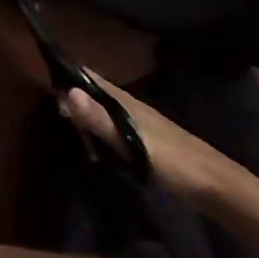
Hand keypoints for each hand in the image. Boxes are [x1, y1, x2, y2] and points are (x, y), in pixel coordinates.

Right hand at [59, 72, 239, 203]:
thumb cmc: (172, 160)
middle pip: (96, 93)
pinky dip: (98, 129)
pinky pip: (113, 127)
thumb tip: (68, 91)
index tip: (45, 72)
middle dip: (73, 93)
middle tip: (48, 102)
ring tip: (63, 119)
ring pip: (105, 110)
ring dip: (85, 111)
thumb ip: (100, 120)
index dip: (69, 73)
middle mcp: (131, 107)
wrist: (213, 185)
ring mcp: (139, 124)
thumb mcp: (131, 142)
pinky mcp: (144, 142)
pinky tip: (91, 141)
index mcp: (126, 102)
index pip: (92, 77)